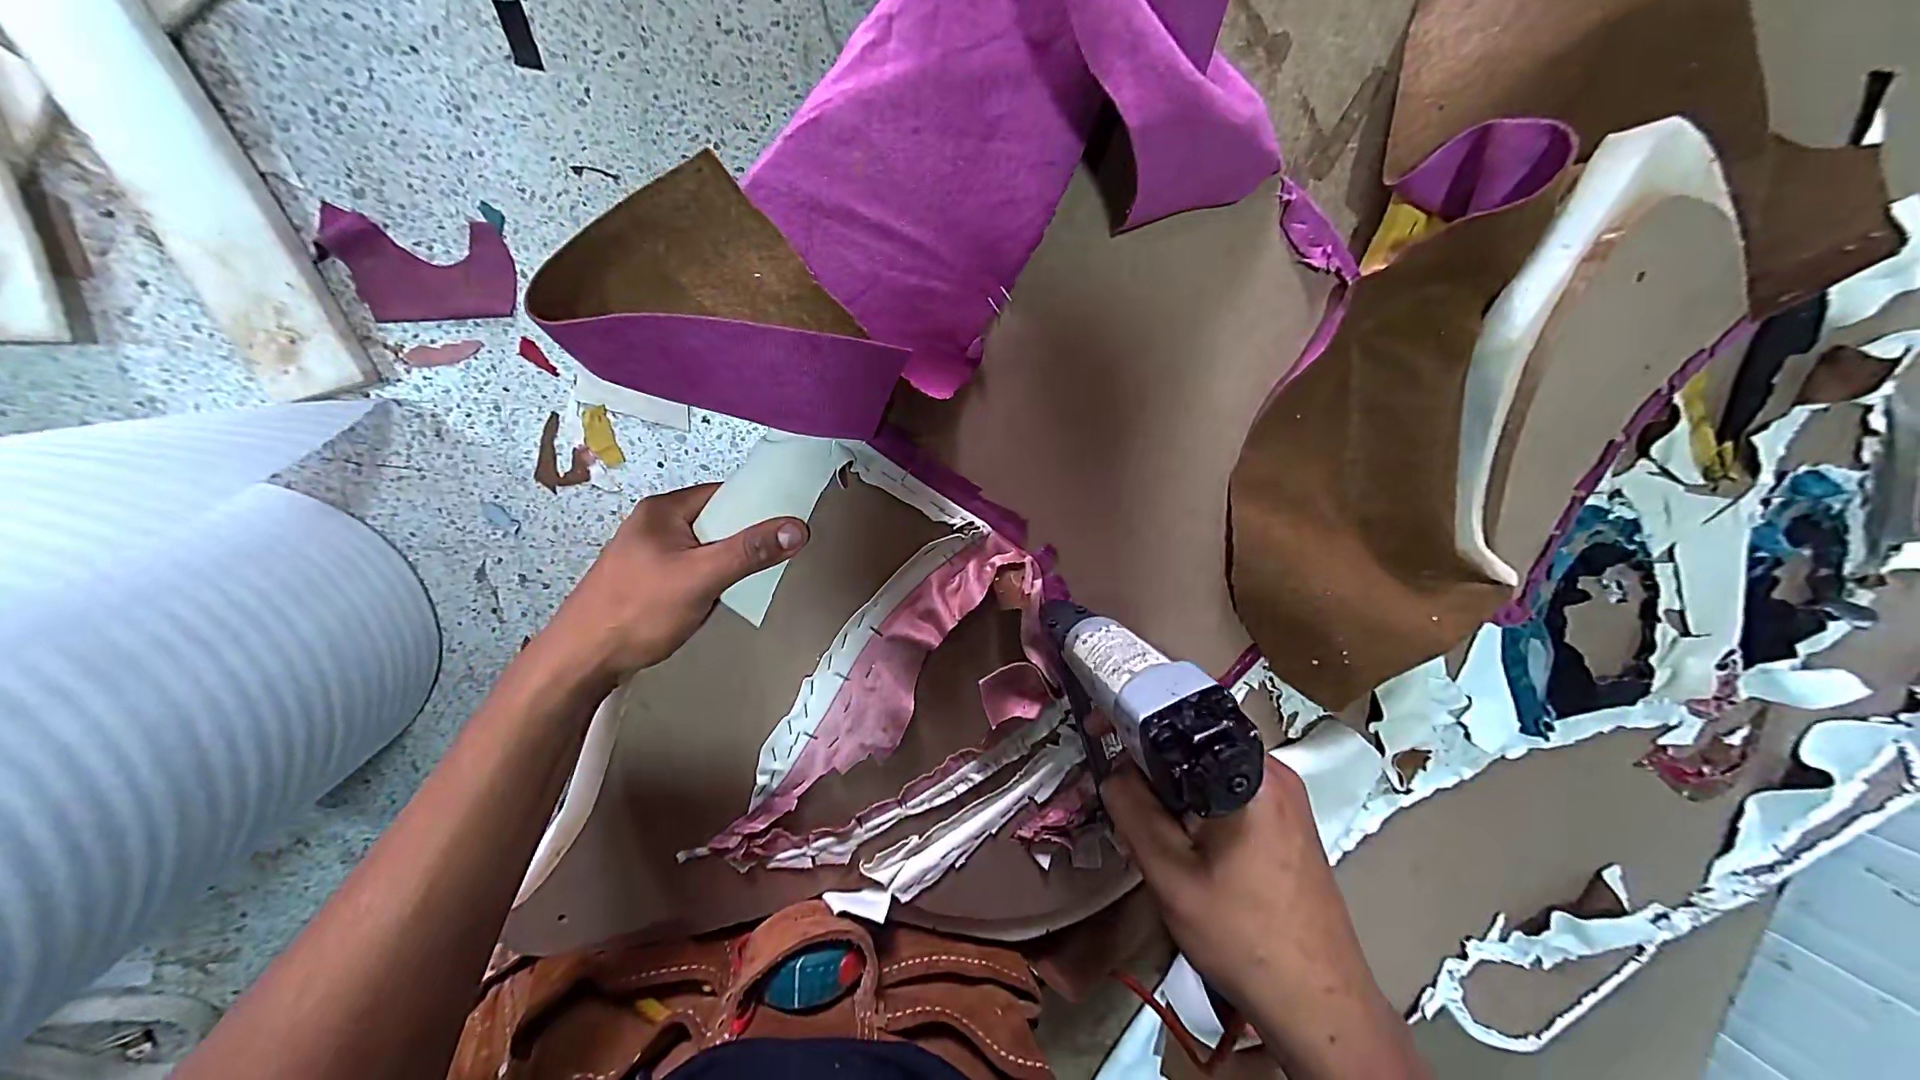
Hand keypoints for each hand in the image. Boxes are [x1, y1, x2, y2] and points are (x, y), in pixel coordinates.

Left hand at [533, 483, 807, 690]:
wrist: (582, 661)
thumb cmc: (634, 613)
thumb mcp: (701, 577)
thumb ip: (749, 552)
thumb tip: (795, 529)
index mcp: (662, 510)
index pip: (723, 494)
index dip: (755, 507)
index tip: (784, 526)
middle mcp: (653, 525)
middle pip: (716, 522)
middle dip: (740, 543)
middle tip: (759, 563)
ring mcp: (648, 553)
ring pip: (705, 549)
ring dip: (723, 566)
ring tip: (730, 587)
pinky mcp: (647, 580)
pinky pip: (691, 570)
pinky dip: (707, 582)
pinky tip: (709, 602)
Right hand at [1102, 757, 1426, 1078]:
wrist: (1319, 1006)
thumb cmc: (1250, 944)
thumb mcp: (1170, 875)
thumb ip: (1133, 812)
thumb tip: (1112, 773)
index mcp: (1253, 776)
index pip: (1177, 725)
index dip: (1131, 727)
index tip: (1103, 733)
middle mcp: (1277, 778)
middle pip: (1193, 750)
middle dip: (1154, 774)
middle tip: (1131, 809)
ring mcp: (1287, 802)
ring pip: (1209, 776)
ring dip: (1176, 798)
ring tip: (1163, 841)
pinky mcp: (1287, 825)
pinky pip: (1229, 798)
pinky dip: (1201, 814)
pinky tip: (1193, 855)